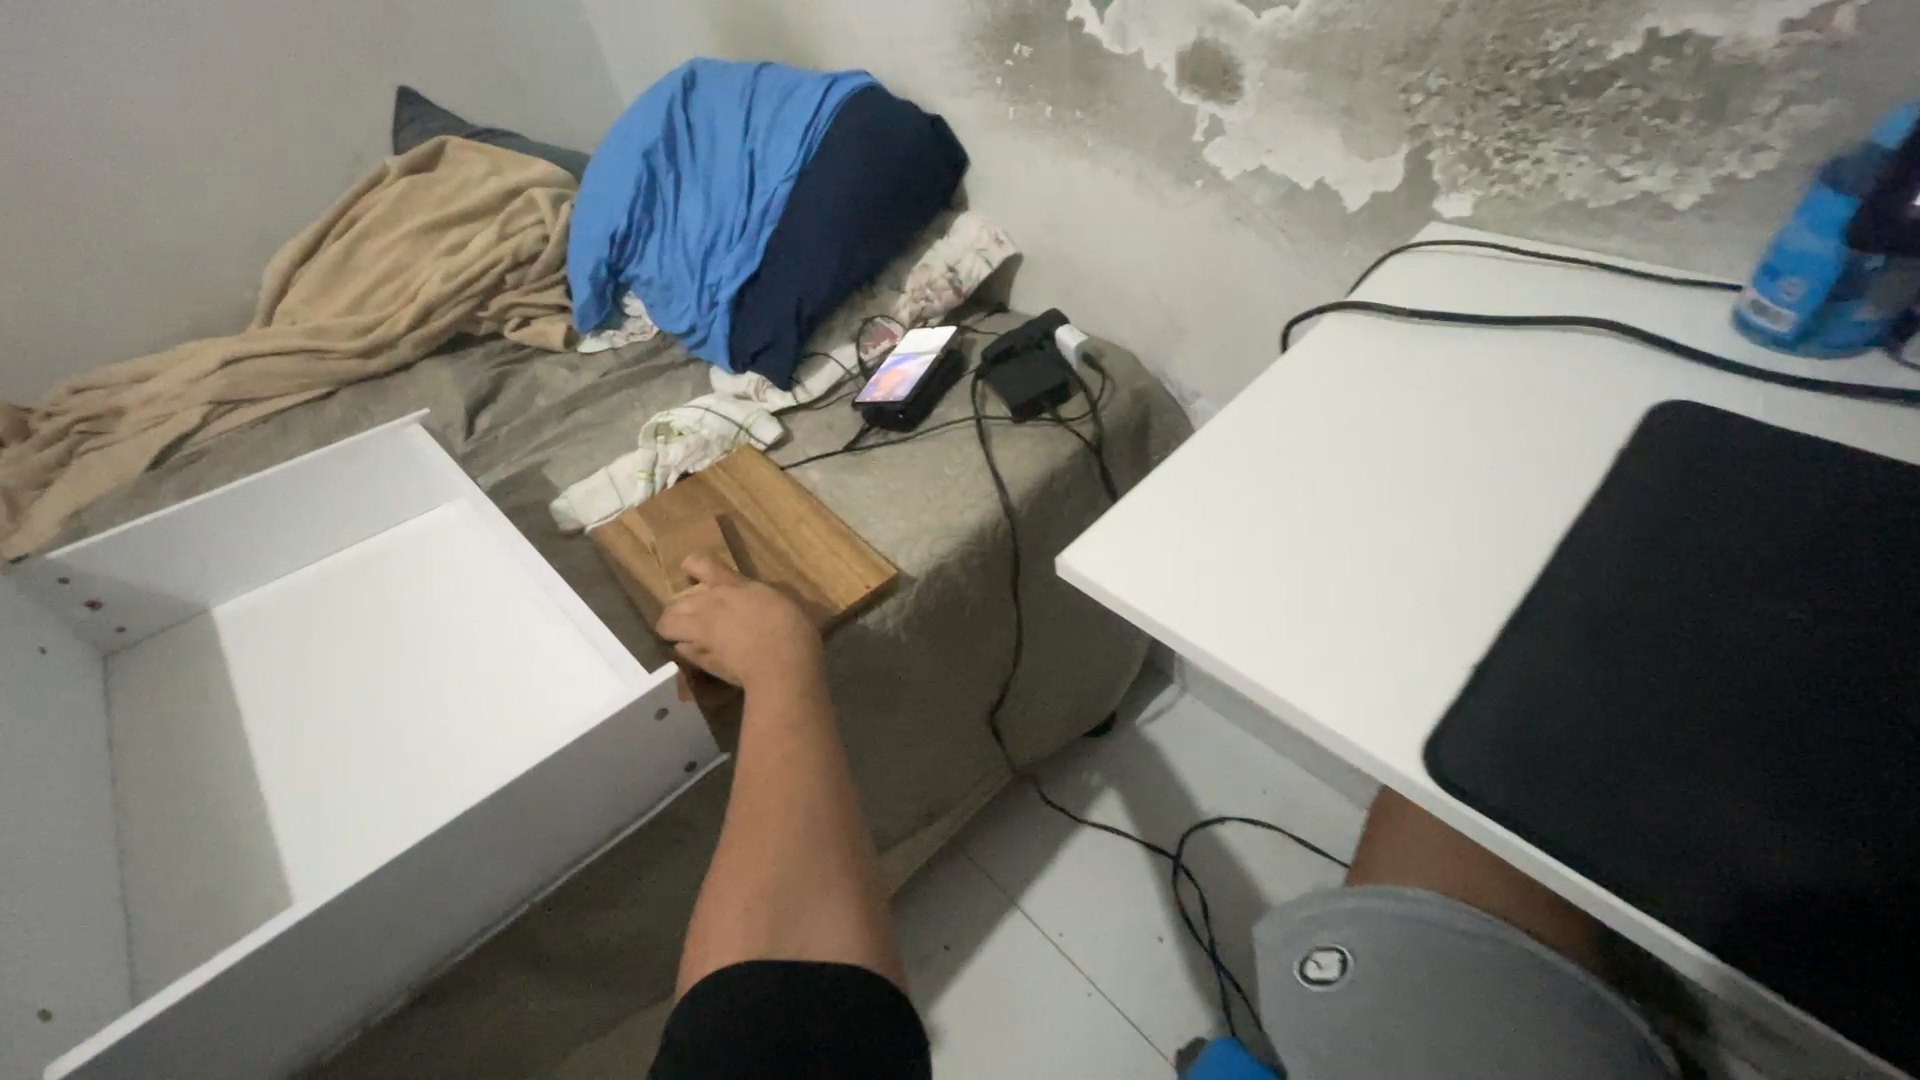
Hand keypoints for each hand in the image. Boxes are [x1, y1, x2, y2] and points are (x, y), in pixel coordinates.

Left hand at [656, 555, 823, 694]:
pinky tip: (702, 657)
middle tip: (695, 616)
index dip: (692, 566)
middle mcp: (710, 605)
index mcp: (732, 586)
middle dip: (680, 608)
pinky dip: (688, 653)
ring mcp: (701, 632)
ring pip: (667, 625)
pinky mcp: (699, 659)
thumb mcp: (781, 602)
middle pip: (676, 601)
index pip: (699, 564)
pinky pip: (682, 652)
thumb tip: (760, 602)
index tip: (693, 572)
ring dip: (675, 629)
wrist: (781, 665)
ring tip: (689, 637)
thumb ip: (761, 599)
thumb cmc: (792, 628)